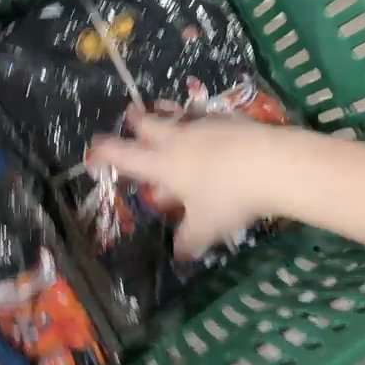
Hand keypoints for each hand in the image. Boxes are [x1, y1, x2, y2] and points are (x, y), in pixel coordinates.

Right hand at [87, 114, 308, 259]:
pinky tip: (210, 130)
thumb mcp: (206, 226)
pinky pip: (206, 118)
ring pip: (178, 117)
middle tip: (130, 114)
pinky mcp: (229, 120)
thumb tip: (179, 253)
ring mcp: (205, 126)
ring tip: (164, 111)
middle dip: (137, 120)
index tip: (93, 148)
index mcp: (163, 164)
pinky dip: (200, 122)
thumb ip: (189, 239)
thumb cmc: (229, 197)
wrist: (271, 162)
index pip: (126, 157)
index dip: (107, 153)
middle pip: (150, 124)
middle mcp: (178, 139)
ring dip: (168, 115)